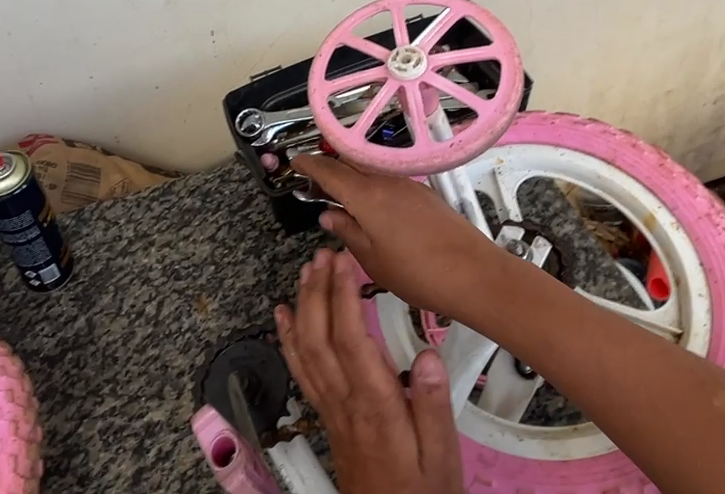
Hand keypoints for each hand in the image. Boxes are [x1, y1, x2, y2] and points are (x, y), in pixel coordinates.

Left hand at [275, 248, 461, 493]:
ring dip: (303, 304)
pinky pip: (300, 369)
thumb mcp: (441, 454)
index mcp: (375, 404)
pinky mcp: (324, 412)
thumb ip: (434, 405)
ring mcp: (329, 406)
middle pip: (320, 336)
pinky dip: (288, 337)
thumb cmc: (421, 489)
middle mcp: (344, 401)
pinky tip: (283, 314)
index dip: (343, 296)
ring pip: (305, 348)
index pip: (351, 339)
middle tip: (323, 254)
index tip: (343, 263)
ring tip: (307, 270)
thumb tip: (429, 356)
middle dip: (319, 290)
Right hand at [292, 154, 510, 321]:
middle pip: (349, 164)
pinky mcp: (425, 195)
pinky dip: (372, 188)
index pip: (329, 170)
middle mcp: (386, 181)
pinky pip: (388, 182)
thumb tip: (329, 215)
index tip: (294, 162)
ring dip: (352, 179)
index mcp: (366, 195)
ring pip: (370, 172)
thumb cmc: (418, 273)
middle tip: (313, 182)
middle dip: (329, 168)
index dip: (308, 164)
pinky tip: (372, 210)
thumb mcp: (371, 259)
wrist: (475, 275)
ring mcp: (408, 185)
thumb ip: (346, 232)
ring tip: (340, 199)